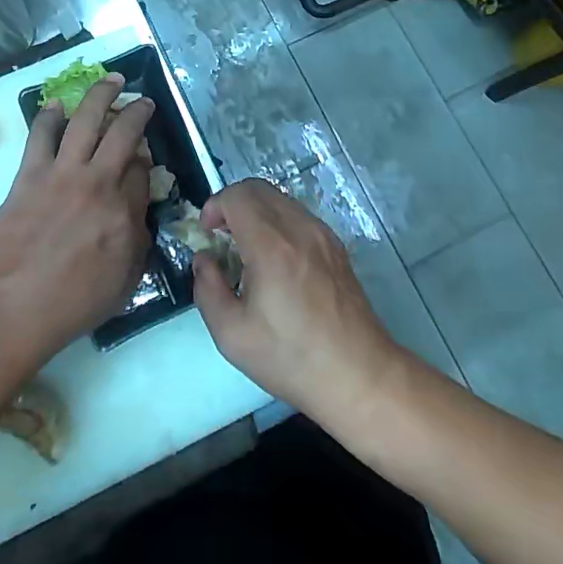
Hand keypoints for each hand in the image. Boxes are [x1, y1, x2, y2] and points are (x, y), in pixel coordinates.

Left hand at [0, 73, 153, 374]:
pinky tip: (56, 105)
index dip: (146, 161)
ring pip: (86, 120)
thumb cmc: (68, 308)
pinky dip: (50, 115)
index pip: (143, 171)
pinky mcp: (27, 176)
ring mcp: (60, 176)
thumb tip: (137, 214)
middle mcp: (97, 184)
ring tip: (112, 80)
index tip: (143, 161)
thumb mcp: (122, 284)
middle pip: (123, 133)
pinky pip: (41, 135)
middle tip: (143, 102)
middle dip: (137, 112)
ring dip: (101, 95)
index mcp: (125, 215)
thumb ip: (137, 243)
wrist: (5, 312)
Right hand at [191, 179, 404, 420]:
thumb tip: (204, 260)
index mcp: (272, 246)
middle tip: (221, 237)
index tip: (206, 234)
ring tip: (246, 249)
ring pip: (280, 200)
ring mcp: (323, 235)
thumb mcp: (232, 334)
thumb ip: (207, 288)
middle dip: (231, 204)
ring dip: (255, 212)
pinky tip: (274, 259)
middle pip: (258, 188)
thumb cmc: (290, 358)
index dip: (214, 206)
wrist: (358, 374)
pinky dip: (278, 222)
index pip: (237, 196)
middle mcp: (300, 229)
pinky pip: (299, 216)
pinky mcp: (336, 247)